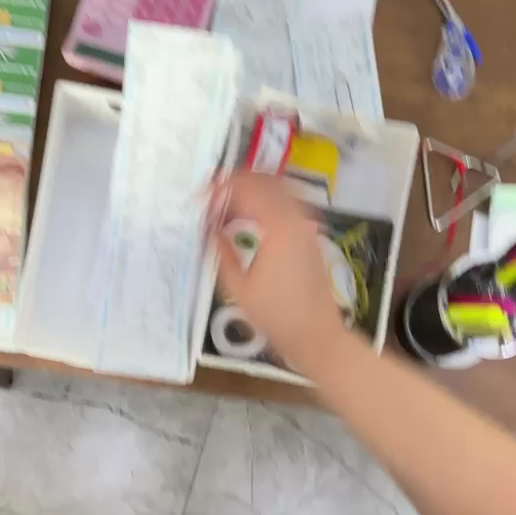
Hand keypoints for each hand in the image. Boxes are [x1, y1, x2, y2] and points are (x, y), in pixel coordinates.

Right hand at [210, 173, 357, 369]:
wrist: (315, 334)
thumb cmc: (275, 315)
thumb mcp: (238, 287)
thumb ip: (221, 251)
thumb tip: (209, 228)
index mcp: (278, 227)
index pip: (246, 187)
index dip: (219, 188)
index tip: (200, 198)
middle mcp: (297, 218)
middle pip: (265, 180)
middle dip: (236, 183)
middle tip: (212, 197)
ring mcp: (307, 226)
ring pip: (280, 188)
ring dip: (253, 190)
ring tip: (229, 205)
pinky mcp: (311, 236)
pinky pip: (289, 204)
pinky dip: (268, 202)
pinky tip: (251, 219)